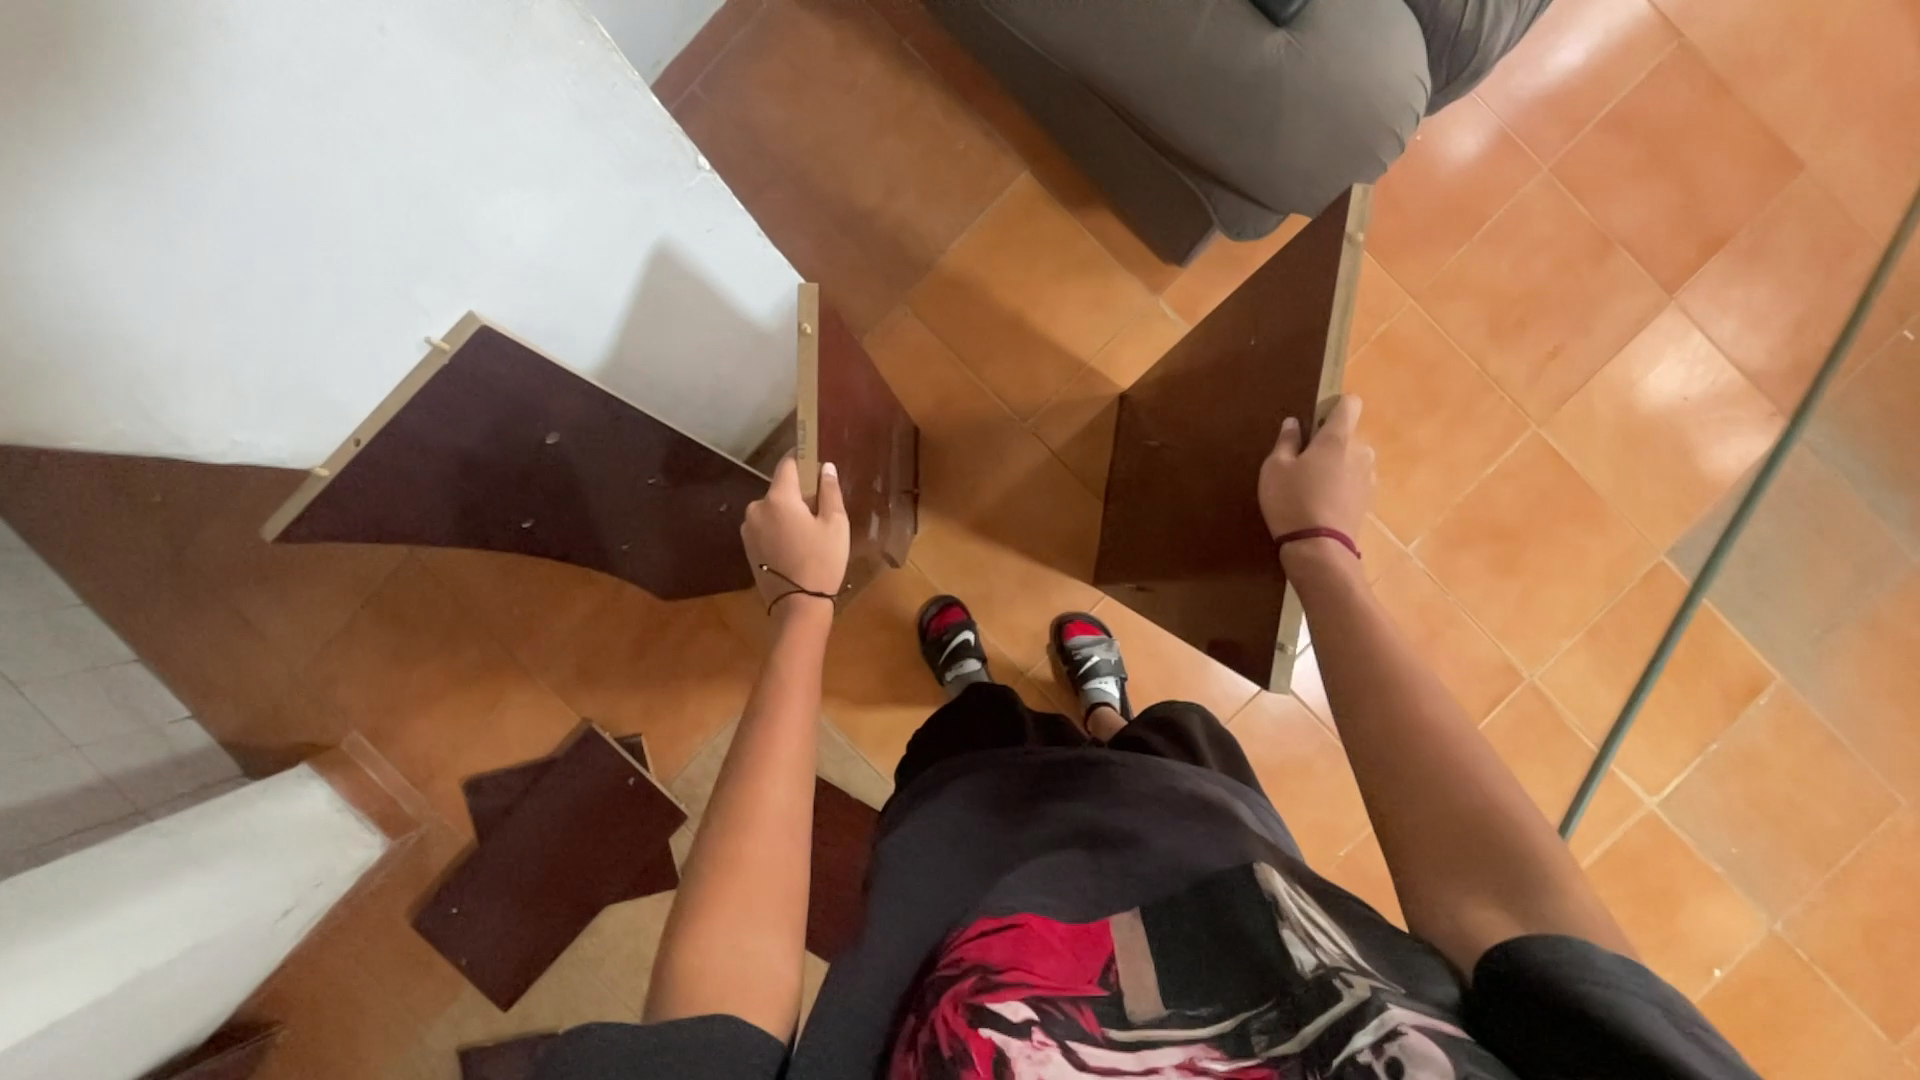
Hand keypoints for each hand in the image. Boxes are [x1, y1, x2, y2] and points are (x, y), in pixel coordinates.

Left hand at [742, 455, 849, 614]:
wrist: (798, 605)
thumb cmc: (822, 560)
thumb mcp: (835, 524)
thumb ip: (829, 491)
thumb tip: (825, 467)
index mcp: (778, 498)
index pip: (787, 464)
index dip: (802, 460)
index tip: (815, 463)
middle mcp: (757, 508)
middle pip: (780, 490)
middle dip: (798, 494)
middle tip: (821, 511)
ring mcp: (748, 529)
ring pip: (772, 509)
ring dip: (787, 513)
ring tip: (808, 534)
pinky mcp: (747, 547)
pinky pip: (765, 527)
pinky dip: (779, 529)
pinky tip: (794, 546)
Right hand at [1257, 395, 1374, 543]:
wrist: (1319, 547)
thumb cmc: (1292, 500)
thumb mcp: (1275, 468)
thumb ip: (1286, 441)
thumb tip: (1294, 423)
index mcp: (1338, 438)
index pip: (1350, 403)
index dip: (1334, 405)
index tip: (1314, 418)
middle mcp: (1361, 451)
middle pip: (1347, 435)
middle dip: (1328, 443)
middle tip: (1302, 463)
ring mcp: (1369, 476)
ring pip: (1351, 459)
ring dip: (1335, 465)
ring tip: (1311, 487)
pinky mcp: (1369, 499)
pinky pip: (1353, 481)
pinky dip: (1340, 485)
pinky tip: (1321, 503)